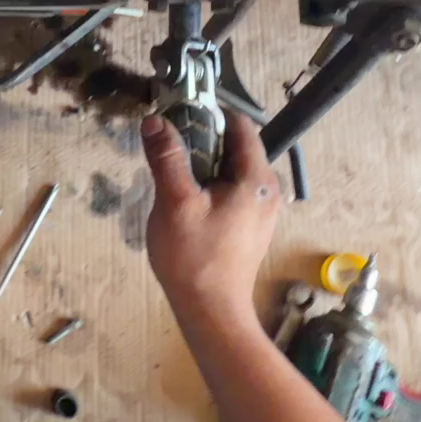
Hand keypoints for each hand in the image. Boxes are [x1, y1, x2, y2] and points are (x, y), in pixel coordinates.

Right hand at [142, 112, 281, 322]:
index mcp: (256, 180)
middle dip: (199, 136)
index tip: (178, 109)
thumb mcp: (176, 202)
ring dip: (198, 160)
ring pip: (227, 168)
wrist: (210, 312)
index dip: (210, 111)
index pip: (241, 126)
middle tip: (164, 138)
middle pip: (233, 146)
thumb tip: (155, 119)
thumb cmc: (195, 257)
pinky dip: (204, 181)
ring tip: (166, 165)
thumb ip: (167, 158)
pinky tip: (178, 193)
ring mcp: (257, 211)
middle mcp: (264, 191)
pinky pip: (226, 188)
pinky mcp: (245, 226)